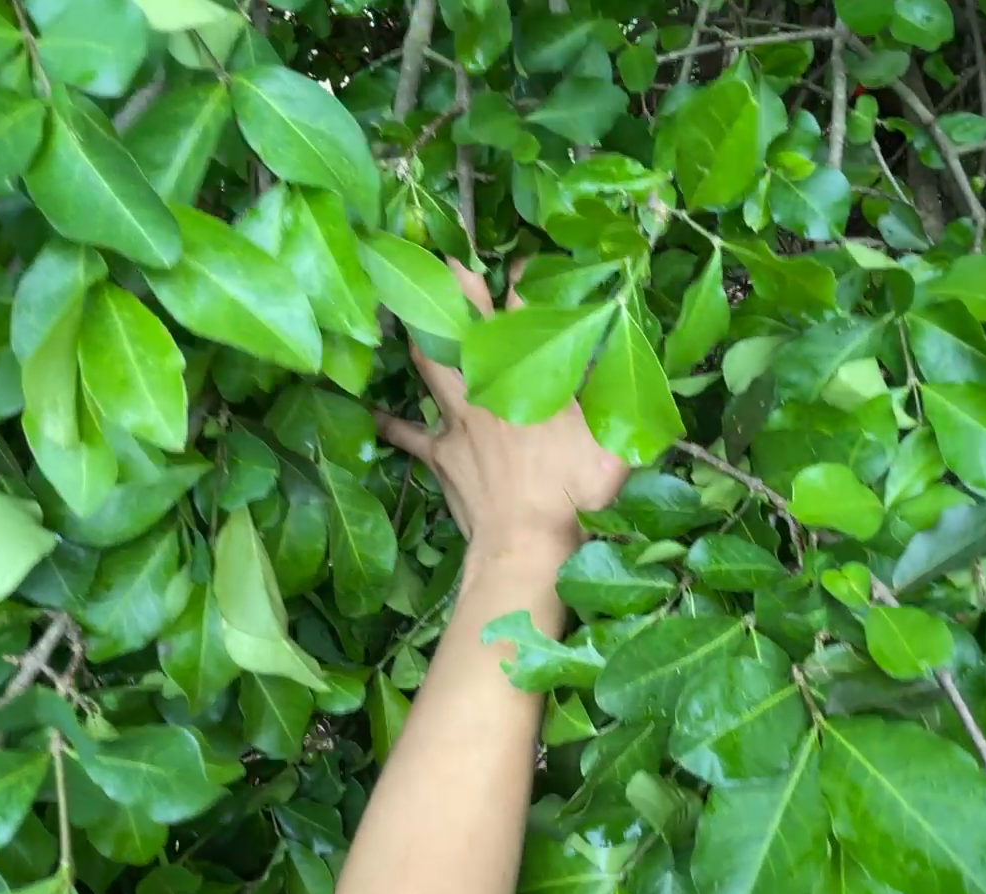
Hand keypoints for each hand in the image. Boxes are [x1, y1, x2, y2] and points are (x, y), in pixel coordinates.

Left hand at [375, 260, 627, 566]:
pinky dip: (392, 422)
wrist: (528, 541)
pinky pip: (407, 433)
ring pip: (430, 365)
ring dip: (420, 337)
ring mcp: (458, 419)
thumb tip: (611, 364)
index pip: (526, 314)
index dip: (525, 279)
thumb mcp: (611, 438)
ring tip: (406, 313)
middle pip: (465, 325)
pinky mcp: (439, 453)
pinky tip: (375, 412)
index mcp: (532, 377)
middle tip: (447, 262)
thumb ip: (608, 397)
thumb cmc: (575, 491)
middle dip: (456, 288)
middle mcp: (488, 387)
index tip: (521, 259)